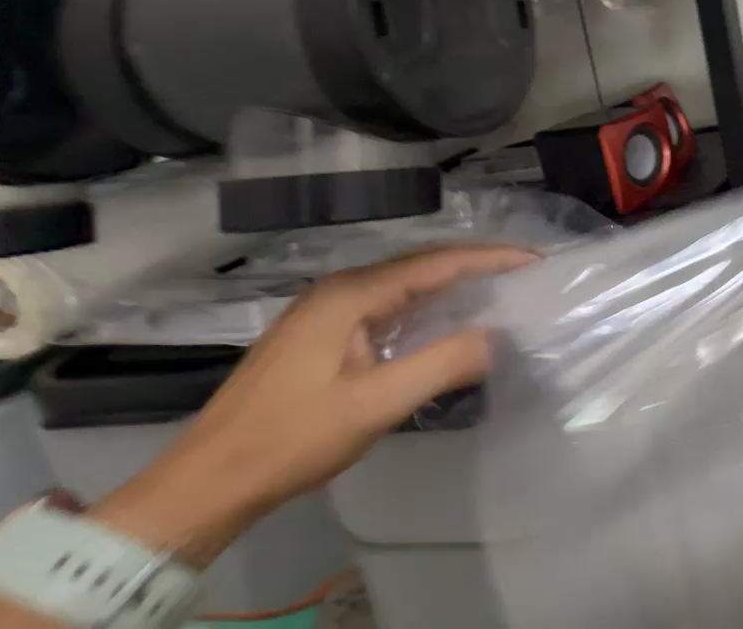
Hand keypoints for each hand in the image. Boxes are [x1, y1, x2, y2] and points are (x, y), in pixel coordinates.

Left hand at [90, 244, 534, 565]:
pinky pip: (387, 304)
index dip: (490, 258)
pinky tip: (447, 319)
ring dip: (452, 284)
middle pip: (420, 265)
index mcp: (350, 295)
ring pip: (404, 284)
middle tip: (526, 273)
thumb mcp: (376, 404)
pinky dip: (426, 304)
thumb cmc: (292, 439)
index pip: (436, 263)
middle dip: (476, 264)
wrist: (206, 483)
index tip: (535, 260)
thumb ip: (442, 363)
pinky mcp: (320, 334)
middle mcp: (337, 290)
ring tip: (500, 290)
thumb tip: (498, 337)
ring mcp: (324, 311)